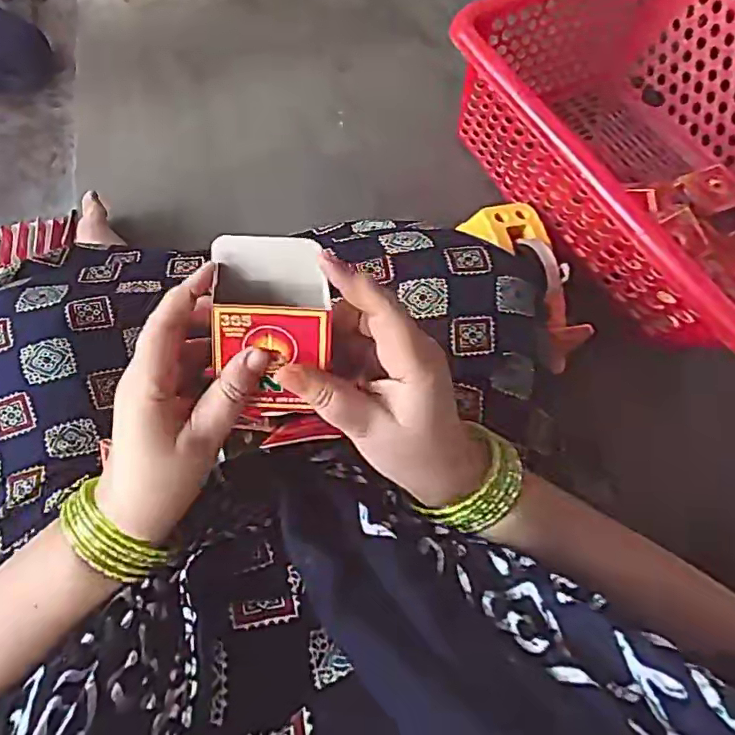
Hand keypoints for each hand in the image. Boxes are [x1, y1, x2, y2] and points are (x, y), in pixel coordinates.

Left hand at [94, 264, 270, 543]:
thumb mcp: (203, 438)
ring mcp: (150, 387)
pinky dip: (211, 368)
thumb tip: (258, 353)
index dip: (189, 291)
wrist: (128, 520)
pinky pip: (187, 372)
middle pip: (178, 331)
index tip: (214, 271)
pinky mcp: (159, 400)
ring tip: (252, 341)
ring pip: (185, 351)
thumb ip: (230, 393)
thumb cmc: (160, 483)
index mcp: (147, 379)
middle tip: (251, 312)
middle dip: (213, 318)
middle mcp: (145, 375)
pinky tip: (237, 373)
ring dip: (216, 344)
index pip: (166, 321)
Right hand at [274, 251, 488, 507]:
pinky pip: (363, 340)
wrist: (451, 475)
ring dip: (330, 333)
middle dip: (327, 313)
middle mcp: (412, 344)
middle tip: (289, 322)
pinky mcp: (397, 358)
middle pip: (366, 310)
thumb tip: (284, 370)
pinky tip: (318, 363)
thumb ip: (327, 396)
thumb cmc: (417, 456)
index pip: (381, 307)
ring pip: (361, 323)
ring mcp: (405, 349)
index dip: (350, 280)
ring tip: (298, 347)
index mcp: (414, 358)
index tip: (321, 260)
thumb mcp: (367, 430)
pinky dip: (338, 347)